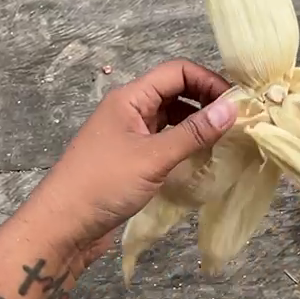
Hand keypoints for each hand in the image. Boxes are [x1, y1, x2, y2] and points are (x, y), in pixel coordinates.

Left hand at [13, 60, 237, 263]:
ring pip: (171, 117)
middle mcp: (129, 110)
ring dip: (197, 124)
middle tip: (237, 122)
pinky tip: (202, 159)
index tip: (236, 103)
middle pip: (175, 91)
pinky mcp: (130, 158)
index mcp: (130, 98)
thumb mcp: (152, 158)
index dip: (208, 81)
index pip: (177, 72)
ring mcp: (129, 134)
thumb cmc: (102, 185)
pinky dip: (184, 144)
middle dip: (206, 101)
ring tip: (226, 140)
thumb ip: (193, 133)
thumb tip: (232, 109)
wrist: (62, 227)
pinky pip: (164, 140)